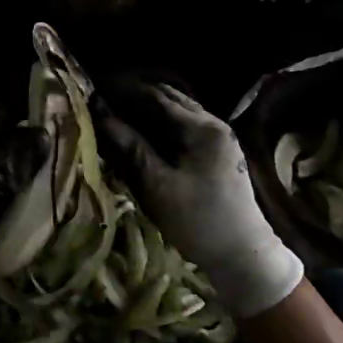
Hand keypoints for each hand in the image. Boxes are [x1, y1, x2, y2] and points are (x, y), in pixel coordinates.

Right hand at [97, 81, 303, 317]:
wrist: (243, 255)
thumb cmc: (198, 220)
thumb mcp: (158, 184)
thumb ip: (130, 146)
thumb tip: (101, 113)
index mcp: (203, 128)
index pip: (158, 97)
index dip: (126, 91)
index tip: (99, 88)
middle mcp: (215, 125)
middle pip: (171, 99)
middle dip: (138, 96)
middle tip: (106, 97)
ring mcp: (220, 138)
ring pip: (179, 113)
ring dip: (150, 109)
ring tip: (119, 111)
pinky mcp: (218, 153)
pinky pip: (185, 128)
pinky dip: (162, 124)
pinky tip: (143, 132)